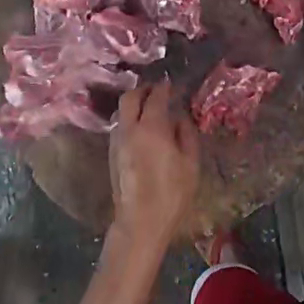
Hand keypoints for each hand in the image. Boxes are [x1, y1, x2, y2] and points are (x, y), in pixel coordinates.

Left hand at [109, 82, 200, 242]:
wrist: (141, 219)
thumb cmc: (173, 192)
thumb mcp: (191, 162)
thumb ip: (186, 135)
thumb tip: (180, 118)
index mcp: (152, 128)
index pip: (156, 97)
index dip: (165, 88)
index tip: (173, 84)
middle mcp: (130, 129)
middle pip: (130, 97)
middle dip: (144, 89)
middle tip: (158, 90)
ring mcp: (117, 141)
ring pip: (122, 112)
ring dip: (135, 105)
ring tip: (152, 109)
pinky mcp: (112, 154)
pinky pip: (120, 127)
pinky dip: (131, 120)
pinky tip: (144, 129)